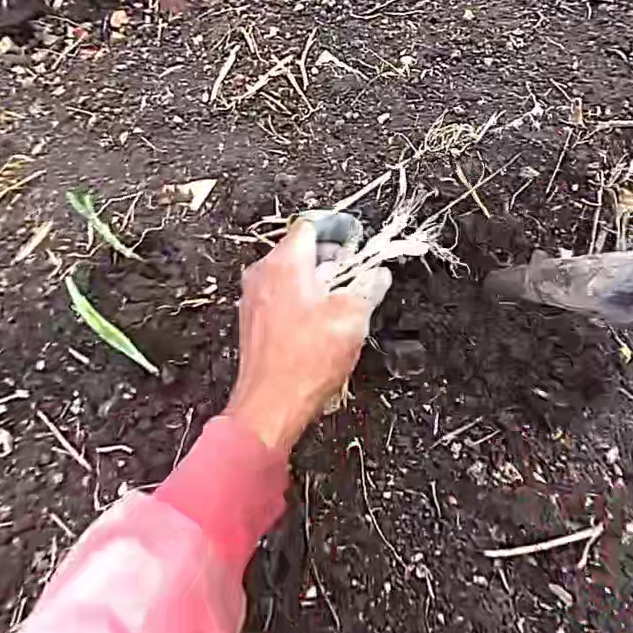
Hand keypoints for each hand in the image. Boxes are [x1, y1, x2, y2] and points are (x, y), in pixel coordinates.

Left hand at [225, 217, 390, 452]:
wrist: (270, 407)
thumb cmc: (305, 362)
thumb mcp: (353, 315)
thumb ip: (369, 285)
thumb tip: (378, 275)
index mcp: (285, 264)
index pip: (311, 225)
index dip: (338, 230)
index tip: (355, 243)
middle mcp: (264, 276)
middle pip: (300, 248)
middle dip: (331, 257)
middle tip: (355, 272)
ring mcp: (255, 299)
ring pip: (291, 273)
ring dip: (318, 279)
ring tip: (342, 299)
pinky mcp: (254, 322)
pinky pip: (282, 296)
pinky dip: (303, 299)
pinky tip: (322, 321)